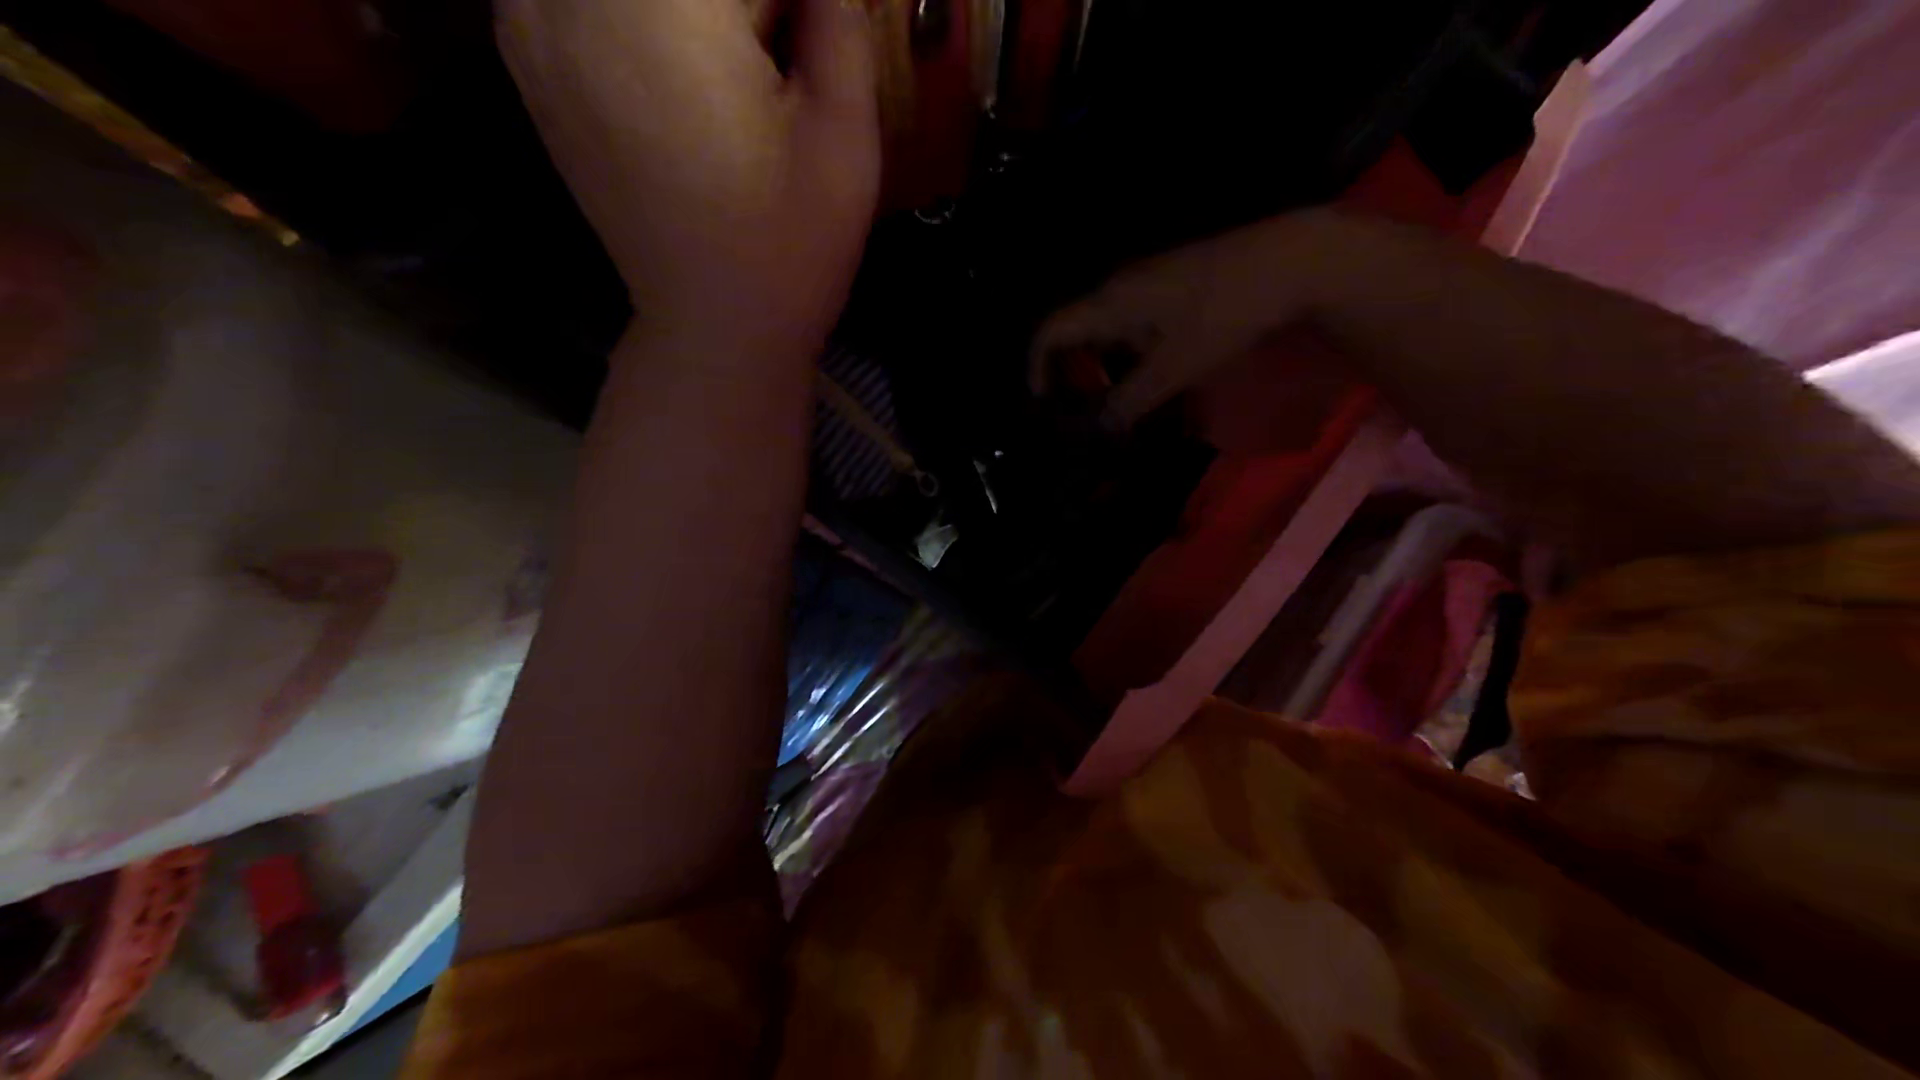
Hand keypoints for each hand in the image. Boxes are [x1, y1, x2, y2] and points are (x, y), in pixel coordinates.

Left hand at [497, 0, 879, 350]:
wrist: (715, 327)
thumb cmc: (792, 245)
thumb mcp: (844, 133)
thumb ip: (837, 15)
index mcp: (666, 5)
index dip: (792, 8)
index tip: (808, 38)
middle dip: (746, 8)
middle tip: (774, 51)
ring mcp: (532, 17)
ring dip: (693, 13)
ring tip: (734, 62)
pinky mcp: (526, 55)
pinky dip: (640, 15)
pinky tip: (678, 57)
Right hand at [1031, 211, 1348, 427]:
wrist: (1289, 260)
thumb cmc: (1223, 314)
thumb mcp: (1174, 368)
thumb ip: (1130, 402)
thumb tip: (1100, 429)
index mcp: (1110, 304)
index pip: (1050, 332)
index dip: (1037, 367)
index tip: (1044, 402)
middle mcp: (1119, 286)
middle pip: (1077, 332)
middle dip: (1074, 374)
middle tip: (1089, 411)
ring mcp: (1148, 280)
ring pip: (1108, 329)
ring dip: (1107, 366)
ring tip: (1126, 401)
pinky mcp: (1173, 282)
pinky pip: (1134, 321)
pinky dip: (1131, 352)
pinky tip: (1159, 372)